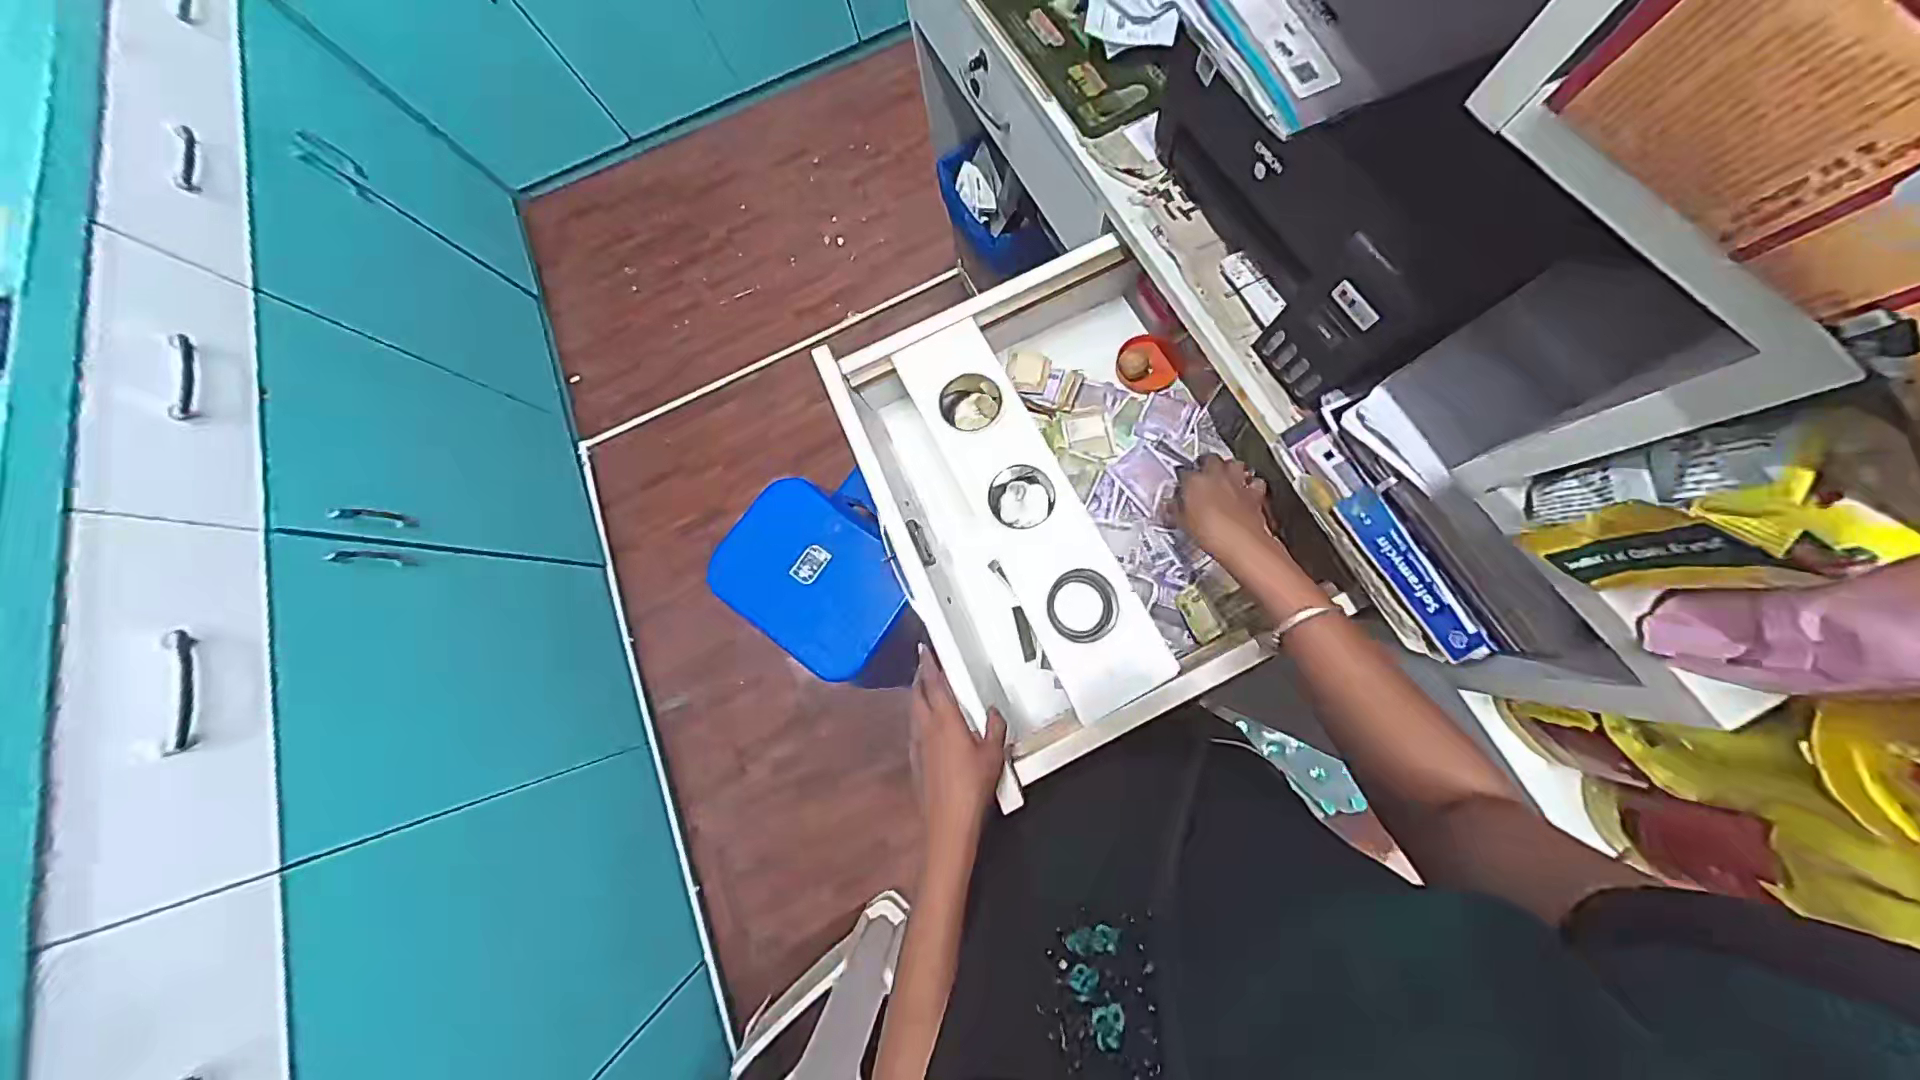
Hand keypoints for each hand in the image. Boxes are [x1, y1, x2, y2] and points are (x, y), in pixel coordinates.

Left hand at [910, 645, 1006, 847]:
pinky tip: (927, 724)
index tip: (924, 650)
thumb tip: (994, 714)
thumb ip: (995, 728)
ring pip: (913, 710)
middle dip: (921, 676)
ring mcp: (917, 744)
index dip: (928, 663)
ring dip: (918, 695)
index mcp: (945, 720)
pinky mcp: (915, 759)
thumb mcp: (994, 754)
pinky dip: (918, 717)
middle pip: (918, 693)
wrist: (948, 821)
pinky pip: (914, 728)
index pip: (933, 683)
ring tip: (926, 689)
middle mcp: (926, 727)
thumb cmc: (971, 786)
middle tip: (926, 666)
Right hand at [1175, 455, 1276, 566]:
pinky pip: (1255, 481)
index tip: (1181, 485)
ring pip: (1234, 464)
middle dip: (1206, 463)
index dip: (1182, 478)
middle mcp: (1217, 475)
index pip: (1184, 471)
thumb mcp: (1182, 523)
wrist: (1241, 544)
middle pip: (1210, 459)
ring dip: (1229, 468)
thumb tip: (1172, 508)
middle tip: (1201, 474)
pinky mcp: (1255, 493)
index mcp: (1194, 480)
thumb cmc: (1212, 533)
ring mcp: (1238, 482)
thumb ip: (1176, 510)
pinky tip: (1247, 490)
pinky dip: (1251, 484)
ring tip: (1224, 477)